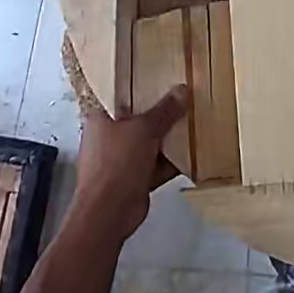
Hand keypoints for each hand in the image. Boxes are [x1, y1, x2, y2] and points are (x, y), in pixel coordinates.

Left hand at [69, 85, 189, 241]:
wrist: (109, 214)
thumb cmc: (118, 163)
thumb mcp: (145, 129)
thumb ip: (165, 110)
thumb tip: (182, 90)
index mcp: (100, 119)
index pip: (120, 95)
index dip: (140, 85)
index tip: (162, 78)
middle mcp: (107, 138)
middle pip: (138, 119)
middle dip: (160, 113)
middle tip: (183, 98)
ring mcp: (120, 161)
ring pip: (149, 142)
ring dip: (168, 138)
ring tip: (193, 121)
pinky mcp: (133, 179)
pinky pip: (156, 164)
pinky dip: (171, 160)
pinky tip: (193, 151)